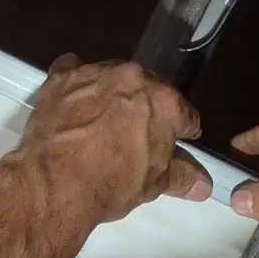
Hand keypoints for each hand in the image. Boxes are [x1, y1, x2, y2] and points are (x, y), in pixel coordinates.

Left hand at [0, 55, 209, 232]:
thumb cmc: (111, 185)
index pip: (186, 115)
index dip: (182, 133)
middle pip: (151, 91)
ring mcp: (97, 73)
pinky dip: (79, 84)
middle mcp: (135, 78)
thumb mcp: (152, 185)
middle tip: (135, 137)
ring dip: (114, 95)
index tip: (173, 144)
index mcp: (166, 103)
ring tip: (102, 124)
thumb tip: (203, 186)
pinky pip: (76, 71)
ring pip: (115, 79)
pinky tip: (75, 103)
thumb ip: (182, 177)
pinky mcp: (63, 76)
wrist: (54, 182)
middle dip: (147, 111)